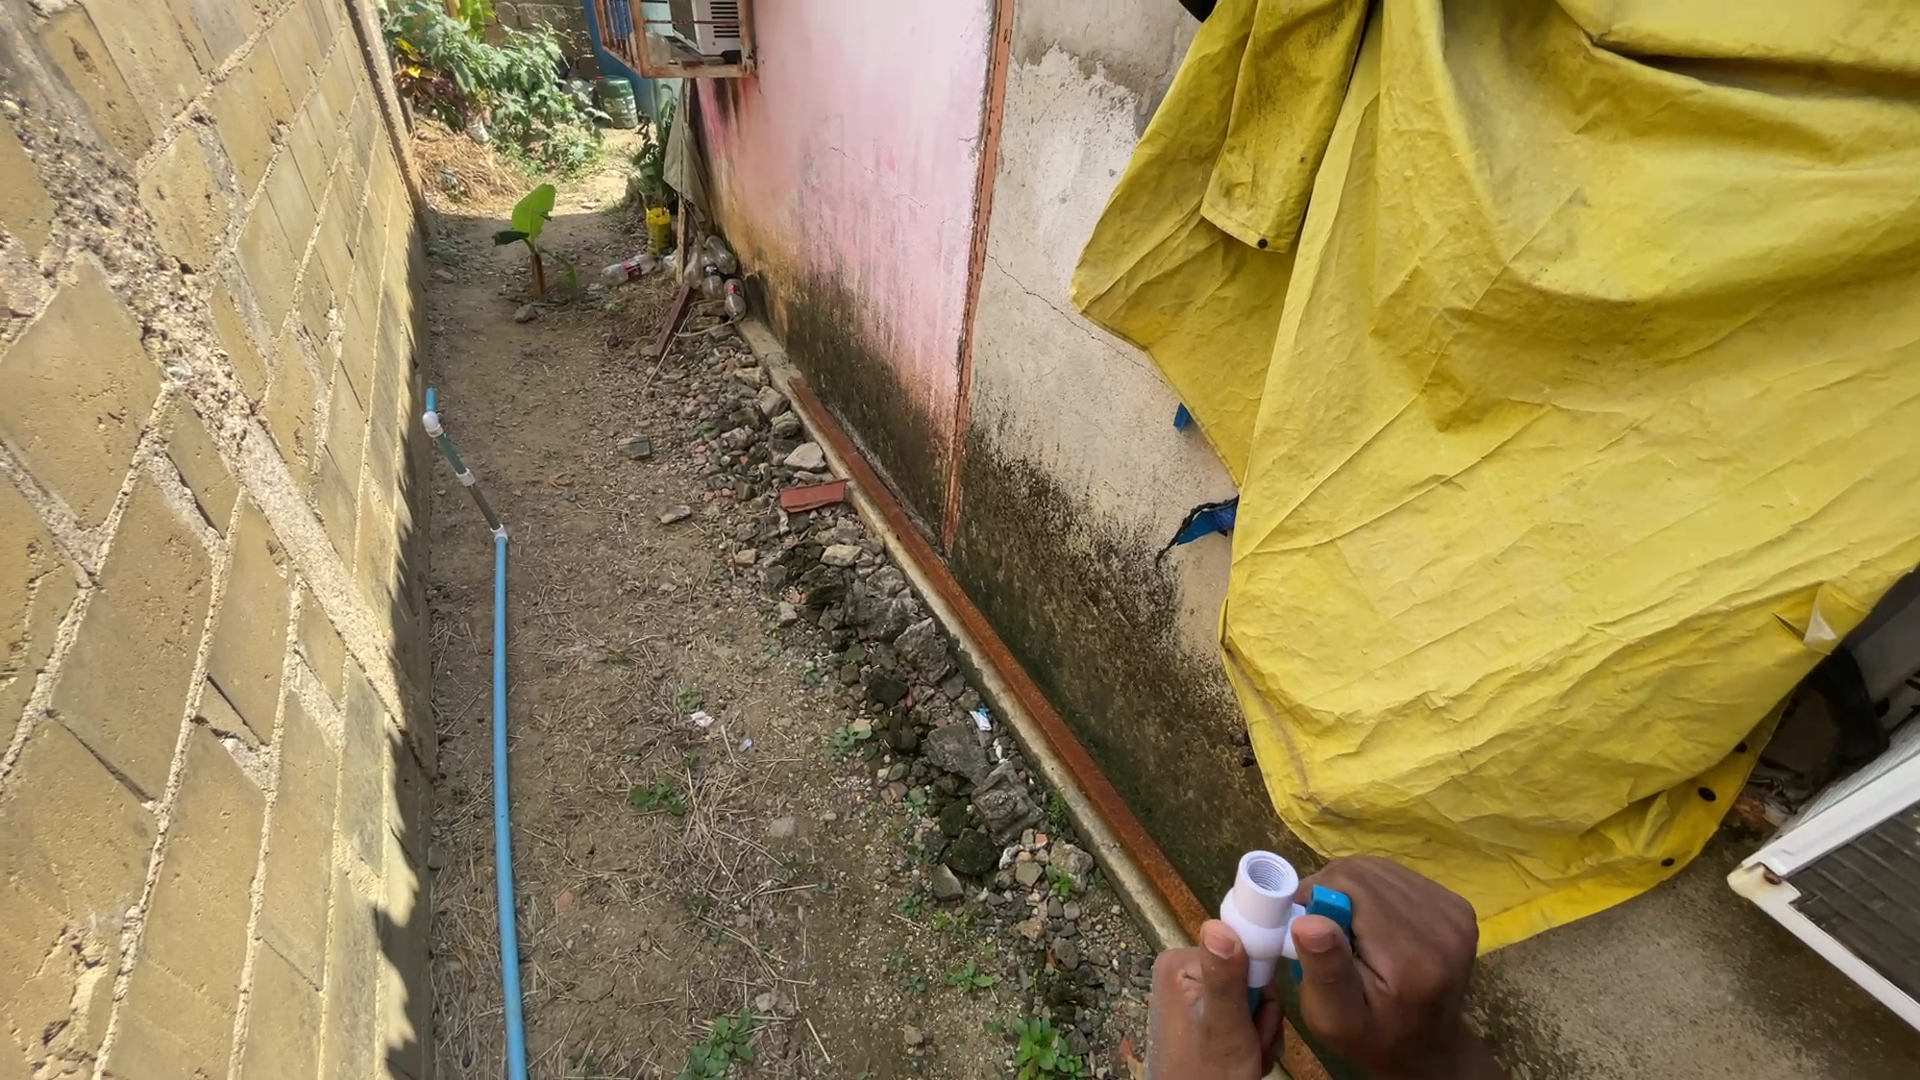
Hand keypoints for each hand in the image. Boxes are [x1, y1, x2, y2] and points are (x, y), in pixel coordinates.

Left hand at [1146, 920, 1281, 1079]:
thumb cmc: (1207, 1077)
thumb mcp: (1223, 1028)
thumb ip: (1224, 978)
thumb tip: (1219, 924)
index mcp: (1179, 962)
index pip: (1242, 951)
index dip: (1261, 989)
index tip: (1255, 1021)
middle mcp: (1183, 971)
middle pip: (1249, 978)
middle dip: (1260, 1017)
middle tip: (1251, 1048)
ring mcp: (1193, 995)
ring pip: (1253, 1001)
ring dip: (1259, 1034)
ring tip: (1247, 1059)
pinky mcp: (1203, 1016)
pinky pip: (1244, 1018)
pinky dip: (1252, 1043)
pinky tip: (1244, 1061)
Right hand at [1292, 857, 1502, 1078]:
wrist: (1426, 1047)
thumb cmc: (1371, 1036)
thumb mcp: (1333, 1017)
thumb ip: (1323, 969)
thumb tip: (1309, 922)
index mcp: (1414, 958)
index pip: (1349, 883)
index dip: (1318, 895)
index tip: (1308, 926)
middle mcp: (1443, 928)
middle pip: (1361, 871)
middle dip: (1331, 890)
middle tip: (1324, 928)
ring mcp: (1455, 914)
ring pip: (1374, 867)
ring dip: (1350, 888)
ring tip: (1348, 926)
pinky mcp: (1457, 906)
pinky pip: (1392, 873)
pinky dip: (1372, 888)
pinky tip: (1373, 919)